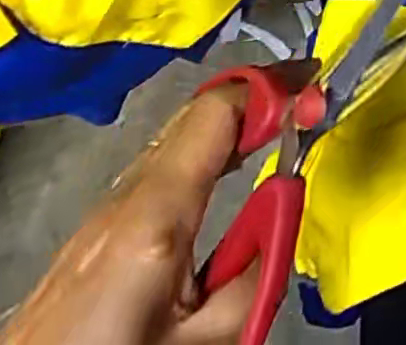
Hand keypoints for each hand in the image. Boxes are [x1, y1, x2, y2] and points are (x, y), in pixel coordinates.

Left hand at [0, 61, 311, 344]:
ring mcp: (97, 223)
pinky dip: (207, 149)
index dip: (273, 86)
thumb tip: (284, 207)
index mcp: (153, 218)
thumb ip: (261, 264)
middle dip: (259, 96)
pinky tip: (230, 165)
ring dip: (234, 122)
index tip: (316, 85)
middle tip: (309, 99)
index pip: (216, 112)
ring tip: (281, 125)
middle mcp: (121, 207)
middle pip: (195, 117)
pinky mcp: (89, 243)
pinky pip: (160, 170)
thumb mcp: (210, 338)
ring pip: (176, 142)